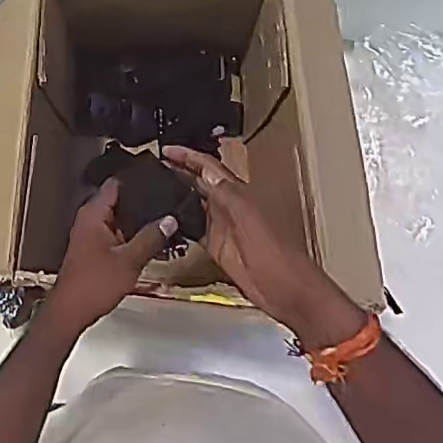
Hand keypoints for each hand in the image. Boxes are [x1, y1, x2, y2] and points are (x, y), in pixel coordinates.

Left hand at [39, 180, 174, 336]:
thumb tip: (169, 219)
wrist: (71, 310)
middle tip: (169, 199)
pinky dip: (131, 234)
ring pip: (119, 218)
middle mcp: (90, 218)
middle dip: (142, 200)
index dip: (136, 179)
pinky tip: (151, 240)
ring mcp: (91, 232)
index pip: (116, 184)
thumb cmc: (94, 283)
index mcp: (94, 213)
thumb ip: (151, 238)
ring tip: (166, 218)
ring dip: (138, 220)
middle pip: (119, 200)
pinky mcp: (94, 247)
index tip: (158, 176)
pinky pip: (116, 232)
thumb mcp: (129, 261)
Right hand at [162, 146, 365, 347]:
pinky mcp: (218, 247)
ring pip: (194, 203)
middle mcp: (229, 207)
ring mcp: (223, 227)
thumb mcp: (249, 218)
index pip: (207, 166)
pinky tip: (168, 221)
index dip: (187, 155)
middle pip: (198, 181)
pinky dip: (180, 222)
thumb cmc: (279, 256)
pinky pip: (194, 229)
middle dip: (178, 170)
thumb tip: (205, 172)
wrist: (288, 292)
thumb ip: (226, 194)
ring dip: (176, 194)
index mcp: (238, 194)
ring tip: (155, 186)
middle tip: (154, 165)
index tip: (166, 150)